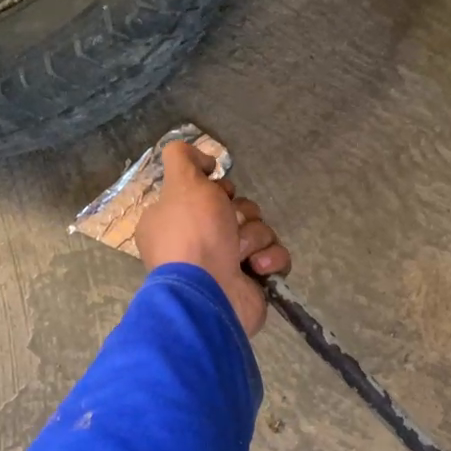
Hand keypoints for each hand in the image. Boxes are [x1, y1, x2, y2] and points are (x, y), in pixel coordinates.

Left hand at [135, 140, 291, 335]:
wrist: (211, 292)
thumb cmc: (193, 236)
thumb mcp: (181, 183)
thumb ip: (182, 158)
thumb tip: (203, 161)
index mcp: (176, 220)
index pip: (209, 192)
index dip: (218, 189)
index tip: (218, 192)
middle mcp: (200, 242)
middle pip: (239, 209)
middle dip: (242, 214)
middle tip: (231, 226)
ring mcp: (227, 264)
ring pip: (260, 231)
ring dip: (255, 238)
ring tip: (241, 254)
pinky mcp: (253, 282)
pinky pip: (275, 257)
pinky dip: (271, 259)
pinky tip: (258, 268)